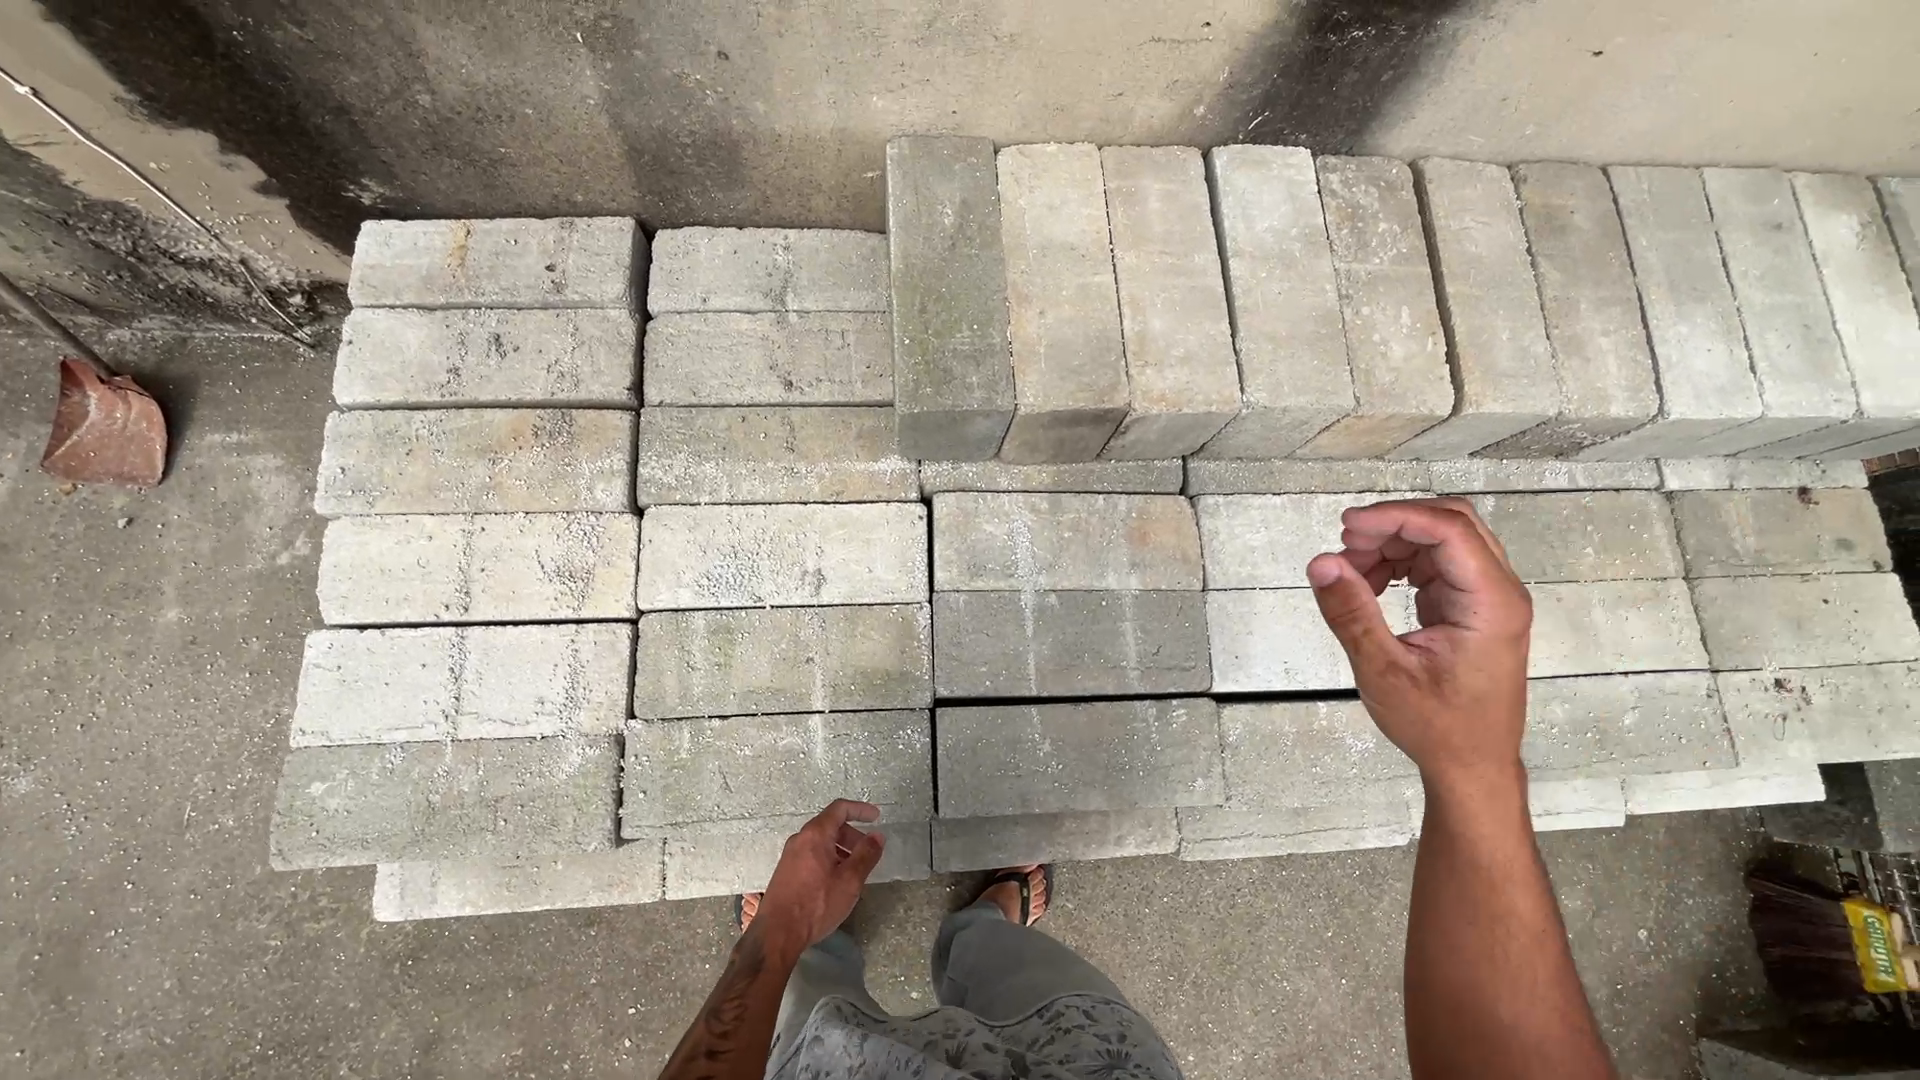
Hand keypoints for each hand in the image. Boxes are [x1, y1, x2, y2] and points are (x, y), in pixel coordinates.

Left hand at [752, 800, 886, 960]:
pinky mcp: (785, 871)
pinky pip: (812, 855)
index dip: (860, 810)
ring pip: (821, 842)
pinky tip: (836, 881)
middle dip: (852, 835)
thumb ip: (866, 855)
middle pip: (830, 825)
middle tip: (868, 853)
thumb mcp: (849, 880)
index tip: (876, 817)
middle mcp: (800, 839)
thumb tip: (877, 836)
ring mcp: (790, 855)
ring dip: (841, 849)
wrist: (777, 934)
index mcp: (815, 835)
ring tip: (854, 871)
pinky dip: (828, 858)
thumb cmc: (816, 904)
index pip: (840, 809)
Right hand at [1305, 497, 1531, 793]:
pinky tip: (1368, 586)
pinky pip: (1435, 564)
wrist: (1471, 765)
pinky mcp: (1471, 607)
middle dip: (1393, 525)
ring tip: (1350, 572)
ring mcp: (1487, 598)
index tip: (1347, 527)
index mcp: (1490, 603)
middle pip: (1451, 524)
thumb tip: (1320, 562)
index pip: (1448, 530)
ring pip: (1441, 540)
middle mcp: (1498, 591)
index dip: (1395, 517)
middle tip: (1346, 544)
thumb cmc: (1435, 725)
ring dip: (1392, 545)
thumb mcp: (1382, 671)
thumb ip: (1351, 613)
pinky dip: (1398, 565)